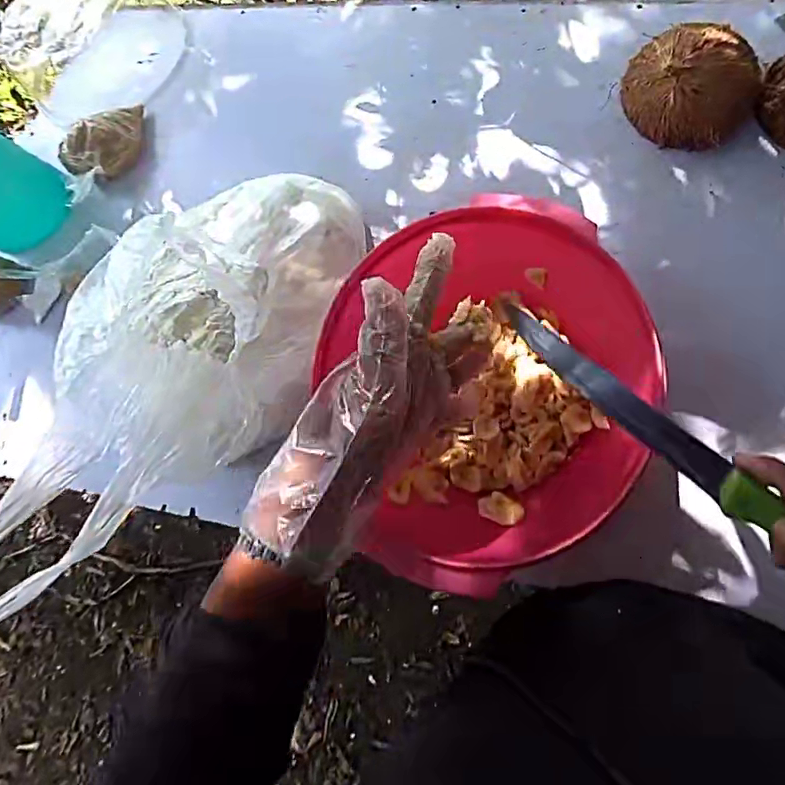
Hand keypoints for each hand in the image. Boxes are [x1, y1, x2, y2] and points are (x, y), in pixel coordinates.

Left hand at [236, 236, 482, 583]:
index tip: (442, 243)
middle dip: (448, 320)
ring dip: (456, 359)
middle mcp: (388, 390)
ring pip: (433, 378)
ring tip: (483, 344)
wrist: (301, 540)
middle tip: (475, 297)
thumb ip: (378, 354)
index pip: (409, 317)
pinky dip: (451, 406)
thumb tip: (383, 291)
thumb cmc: (321, 480)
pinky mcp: (396, 452)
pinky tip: (470, 400)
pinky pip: (430, 418)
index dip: (427, 281)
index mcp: (375, 373)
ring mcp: (394, 421)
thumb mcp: (356, 413)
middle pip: (427, 345)